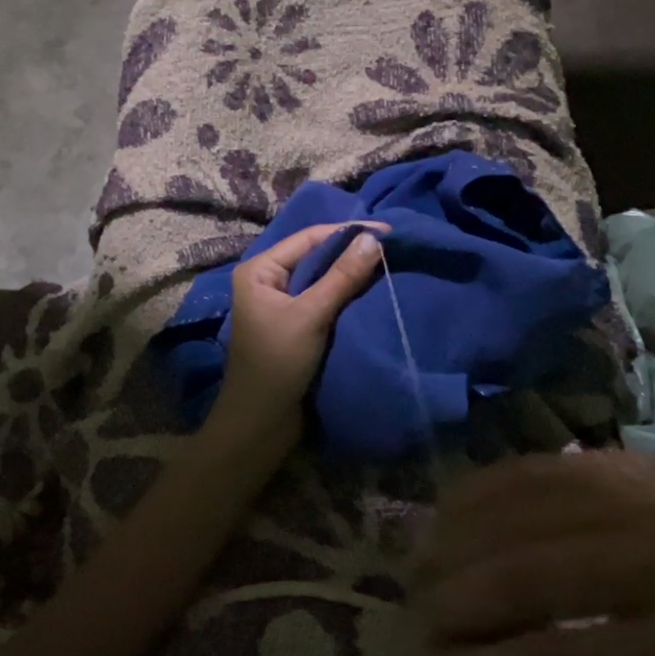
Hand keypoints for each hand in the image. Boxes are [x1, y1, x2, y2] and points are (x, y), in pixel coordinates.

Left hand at [207, 222, 388, 447]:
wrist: (260, 425)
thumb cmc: (276, 364)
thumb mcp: (310, 315)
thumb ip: (342, 277)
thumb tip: (374, 238)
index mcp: (259, 270)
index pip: (309, 239)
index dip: (348, 233)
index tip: (389, 231)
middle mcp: (268, 281)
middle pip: (316, 257)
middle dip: (351, 253)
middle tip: (394, 249)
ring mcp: (282, 305)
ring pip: (323, 280)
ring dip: (352, 276)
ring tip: (390, 267)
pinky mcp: (297, 327)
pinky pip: (325, 302)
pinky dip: (347, 298)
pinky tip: (374, 294)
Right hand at [405, 451, 654, 655]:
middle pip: (527, 574)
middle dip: (451, 611)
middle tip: (410, 639)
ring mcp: (650, 493)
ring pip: (517, 509)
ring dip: (450, 548)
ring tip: (416, 586)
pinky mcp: (624, 463)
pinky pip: (529, 468)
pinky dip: (473, 495)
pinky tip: (442, 525)